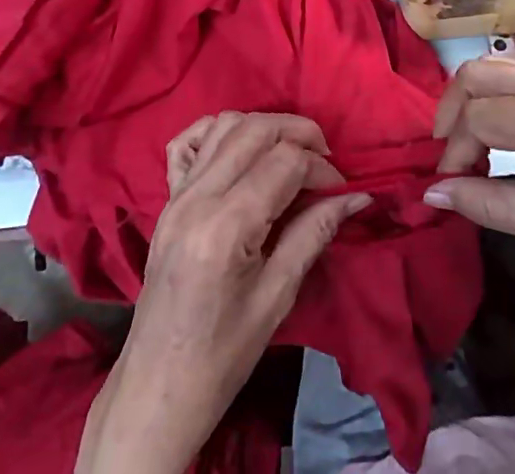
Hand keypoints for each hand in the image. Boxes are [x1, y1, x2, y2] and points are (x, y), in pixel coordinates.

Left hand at [77, 112, 370, 473]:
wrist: (157, 388)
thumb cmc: (224, 353)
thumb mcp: (279, 295)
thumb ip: (316, 232)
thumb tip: (358, 196)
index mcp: (225, 226)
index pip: (285, 161)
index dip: (322, 169)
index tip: (341, 193)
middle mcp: (196, 198)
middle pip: (255, 129)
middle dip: (299, 133)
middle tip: (325, 162)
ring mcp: (175, 196)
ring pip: (224, 126)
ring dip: (266, 128)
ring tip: (293, 155)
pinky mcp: (165, 202)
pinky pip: (187, 144)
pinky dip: (218, 132)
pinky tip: (242, 150)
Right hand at [426, 55, 514, 295]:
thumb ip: (490, 204)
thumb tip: (432, 192)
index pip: (484, 114)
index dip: (455, 150)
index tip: (449, 188)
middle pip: (484, 72)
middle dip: (454, 112)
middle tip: (449, 160)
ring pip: (502, 68)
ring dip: (474, 103)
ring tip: (468, 150)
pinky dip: (498, 101)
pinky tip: (497, 137)